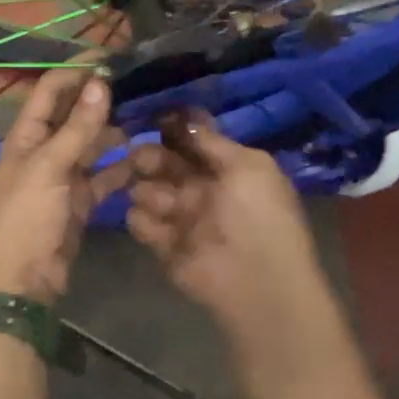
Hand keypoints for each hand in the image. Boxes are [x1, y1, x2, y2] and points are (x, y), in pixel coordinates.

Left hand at [0, 70, 131, 303]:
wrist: (23, 282)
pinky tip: (145, 156)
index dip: (76, 73)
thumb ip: (77, 128)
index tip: (112, 59)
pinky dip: (121, 167)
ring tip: (148, 116)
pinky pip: (103, 177)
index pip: (50, 92)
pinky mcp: (80, 202)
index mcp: (25, 138)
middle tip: (140, 84)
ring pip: (91, 145)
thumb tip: (101, 83)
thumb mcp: (50, 169)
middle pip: (72, 116)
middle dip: (100, 99)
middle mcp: (43, 152)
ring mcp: (62, 178)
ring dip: (114, 131)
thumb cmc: (27, 220)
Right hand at [126, 115, 337, 344]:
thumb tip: (183, 118)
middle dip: (151, 156)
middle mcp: (202, 189)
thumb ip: (212, 141)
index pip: (193, 141)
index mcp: (228, 168)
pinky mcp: (164, 244)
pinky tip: (159, 225)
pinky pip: (140, 221)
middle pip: (164, 162)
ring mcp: (181, 217)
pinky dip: (144, 220)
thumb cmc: (258, 215)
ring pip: (147, 189)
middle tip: (140, 157)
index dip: (173, 129)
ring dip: (150, 190)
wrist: (255, 280)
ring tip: (167, 204)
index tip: (154, 120)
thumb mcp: (247, 165)